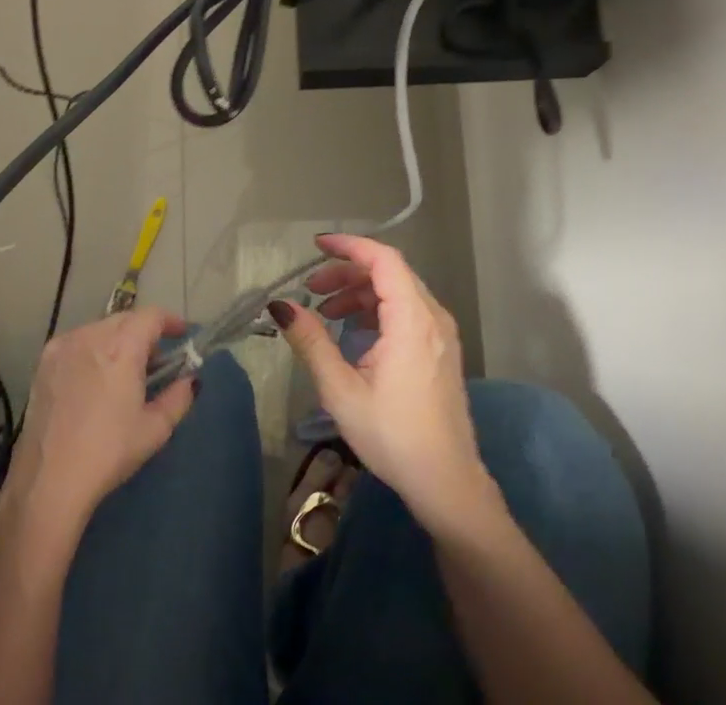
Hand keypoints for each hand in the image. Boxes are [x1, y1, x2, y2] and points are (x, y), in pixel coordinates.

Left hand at [3, 307, 195, 529]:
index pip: (150, 316)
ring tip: (125, 369)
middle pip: (124, 319)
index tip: (182, 334)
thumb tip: (191, 380)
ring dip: (117, 339)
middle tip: (156, 359)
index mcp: (120, 347)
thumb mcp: (155, 428)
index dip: (170, 321)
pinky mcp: (43, 363)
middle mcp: (89, 336)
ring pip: (98, 329)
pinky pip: (76, 342)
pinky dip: (93, 349)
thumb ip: (179, 397)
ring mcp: (62, 347)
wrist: (50, 477)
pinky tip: (95, 377)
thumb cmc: (109, 452)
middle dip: (144, 331)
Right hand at [270, 235, 501, 531]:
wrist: (445, 479)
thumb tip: (280, 306)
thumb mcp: (341, 390)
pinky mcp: (441, 351)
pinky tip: (352, 330)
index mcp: (412, 322)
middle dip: (348, 272)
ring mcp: (441, 335)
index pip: (384, 261)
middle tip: (311, 287)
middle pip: (391, 273)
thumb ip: (311, 342)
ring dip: (360, 292)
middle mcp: (433, 319)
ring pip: (399, 292)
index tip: (316, 246)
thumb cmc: (392, 435)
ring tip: (325, 309)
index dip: (350, 246)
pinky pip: (408, 311)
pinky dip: (377, 309)